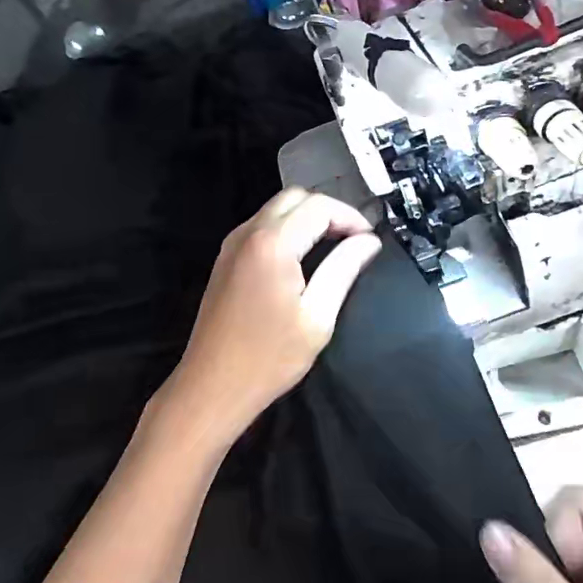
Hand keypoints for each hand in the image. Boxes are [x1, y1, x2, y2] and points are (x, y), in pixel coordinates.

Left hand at [162, 188, 380, 439]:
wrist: (212, 385)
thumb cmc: (269, 357)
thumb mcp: (317, 317)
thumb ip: (343, 269)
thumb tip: (369, 241)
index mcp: (272, 243)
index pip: (319, 206)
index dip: (350, 217)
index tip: (370, 241)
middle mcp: (248, 232)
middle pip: (295, 197)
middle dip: (328, 210)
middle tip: (354, 240)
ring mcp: (232, 243)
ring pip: (276, 208)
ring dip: (307, 217)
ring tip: (334, 246)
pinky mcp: (225, 257)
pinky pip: (261, 225)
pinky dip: (287, 228)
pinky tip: (303, 256)